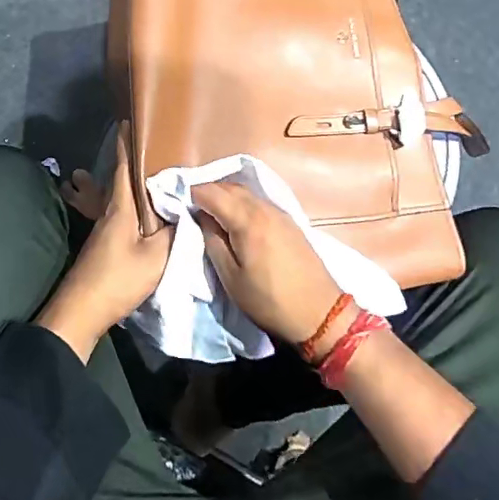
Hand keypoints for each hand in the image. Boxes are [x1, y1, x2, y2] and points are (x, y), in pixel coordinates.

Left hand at [35, 129, 172, 360]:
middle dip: (128, 163)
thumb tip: (188, 212)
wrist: (83, 310)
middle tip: (143, 148)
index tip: (127, 124)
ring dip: (123, 185)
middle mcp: (109, 213)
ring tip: (138, 177)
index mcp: (120, 208)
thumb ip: (175, 233)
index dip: (126, 146)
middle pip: (118, 181)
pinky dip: (125, 206)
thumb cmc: (119, 277)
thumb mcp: (157, 257)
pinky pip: (115, 215)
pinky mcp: (102, 245)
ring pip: (115, 198)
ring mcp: (102, 230)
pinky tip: (133, 215)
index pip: (124, 169)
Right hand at [192, 183, 346, 350]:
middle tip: (192, 206)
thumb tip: (202, 218)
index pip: (212, 192)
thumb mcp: (231, 277)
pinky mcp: (289, 221)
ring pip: (245, 193)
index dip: (193, 194)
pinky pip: (258, 201)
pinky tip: (236, 218)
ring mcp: (279, 212)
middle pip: (229, 187)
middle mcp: (263, 208)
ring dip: (226, 196)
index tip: (179, 203)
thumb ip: (213, 242)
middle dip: (208, 191)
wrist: (320, 312)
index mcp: (247, 220)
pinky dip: (242, 202)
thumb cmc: (269, 300)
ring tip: (212, 213)